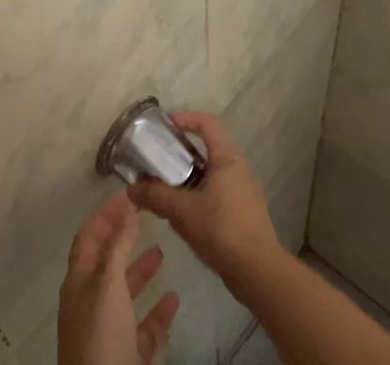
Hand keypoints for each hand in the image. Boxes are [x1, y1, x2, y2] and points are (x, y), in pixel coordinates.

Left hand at [58, 192, 179, 364]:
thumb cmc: (101, 338)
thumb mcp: (107, 286)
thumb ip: (117, 247)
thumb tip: (124, 207)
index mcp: (79, 283)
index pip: (88, 239)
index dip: (103, 216)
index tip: (126, 195)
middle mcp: (91, 303)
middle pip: (106, 263)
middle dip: (123, 238)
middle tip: (146, 216)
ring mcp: (109, 331)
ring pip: (125, 293)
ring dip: (141, 271)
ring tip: (162, 251)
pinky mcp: (128, 356)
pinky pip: (143, 327)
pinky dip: (157, 311)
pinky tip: (173, 298)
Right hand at [128, 112, 283, 282]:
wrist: (258, 271)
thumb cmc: (222, 230)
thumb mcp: (183, 211)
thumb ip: (155, 196)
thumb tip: (131, 188)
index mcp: (227, 159)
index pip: (208, 123)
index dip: (185, 118)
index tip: (163, 127)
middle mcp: (238, 169)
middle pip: (206, 149)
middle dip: (179, 155)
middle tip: (155, 163)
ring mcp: (243, 192)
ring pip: (209, 175)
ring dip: (185, 180)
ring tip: (162, 193)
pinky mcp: (243, 213)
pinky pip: (216, 194)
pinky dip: (196, 197)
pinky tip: (180, 218)